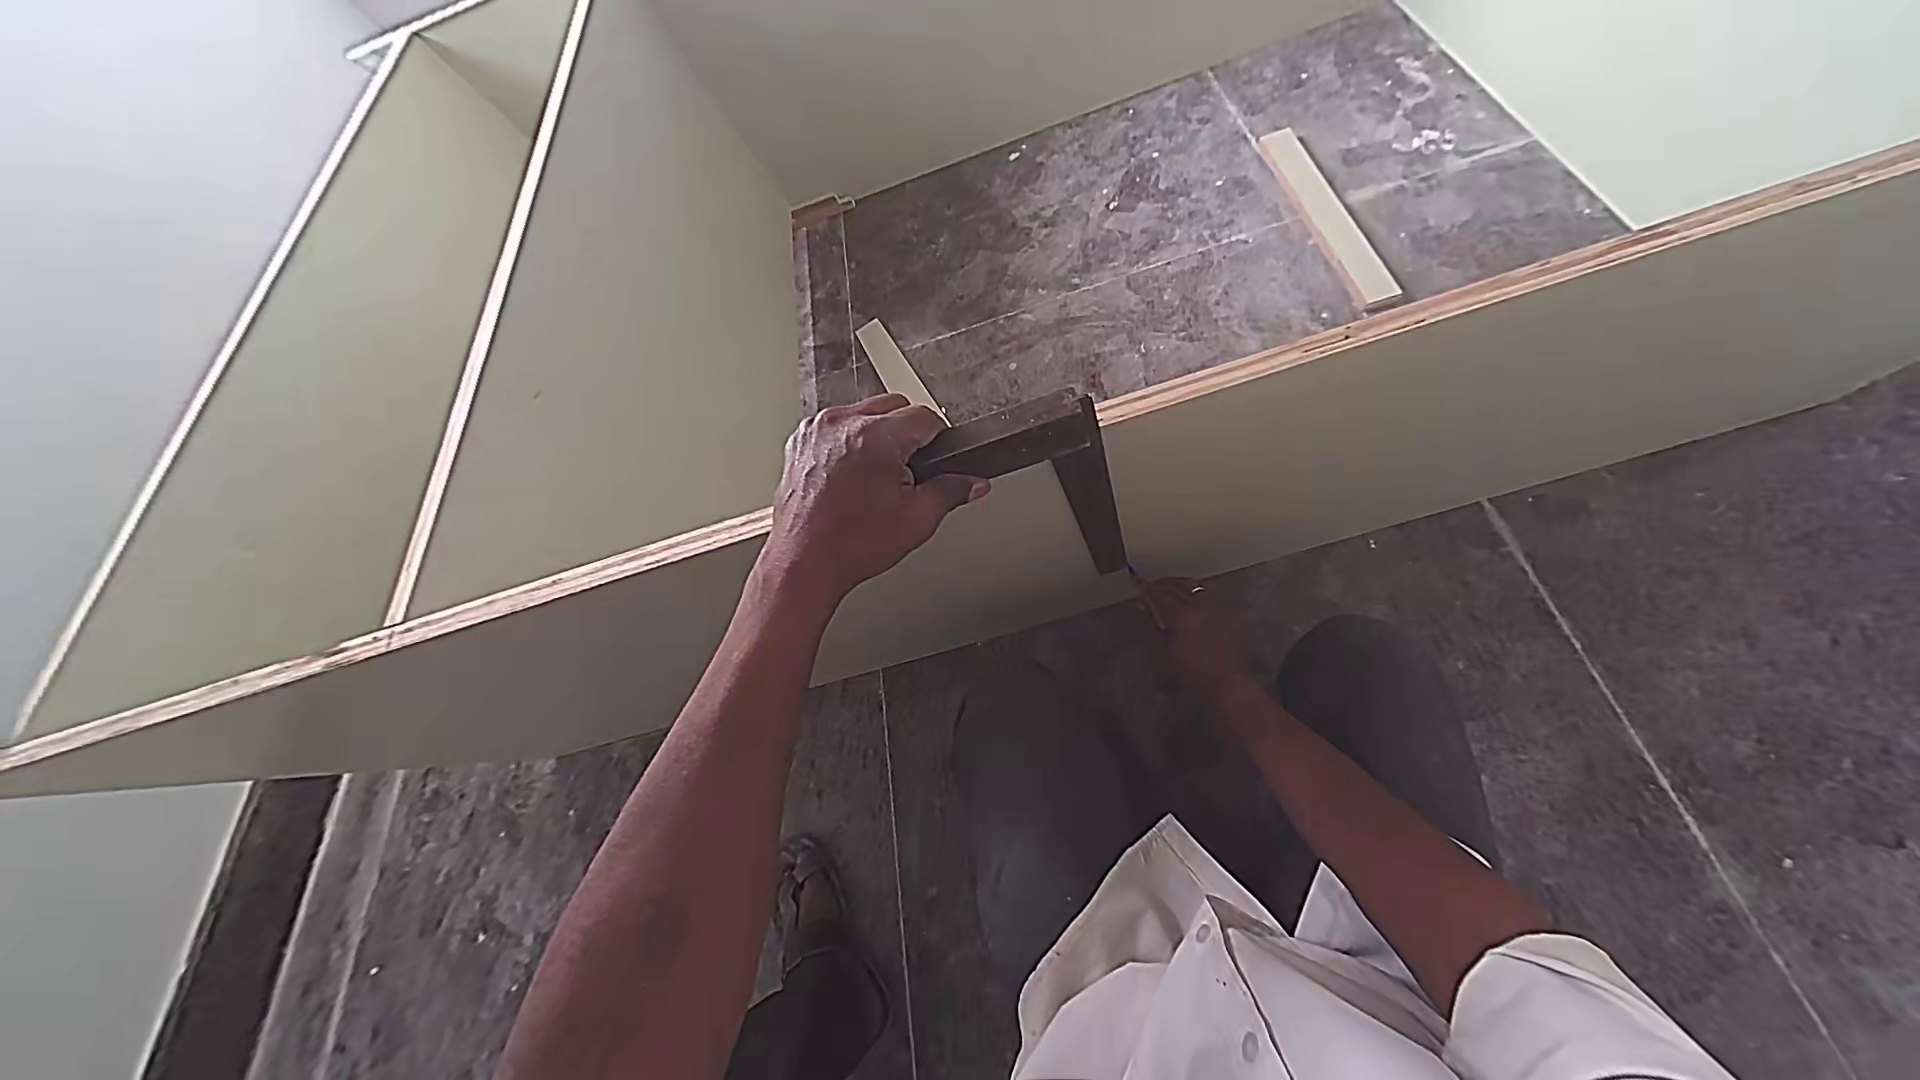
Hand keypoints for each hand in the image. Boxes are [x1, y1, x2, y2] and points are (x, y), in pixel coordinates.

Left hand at [760, 394, 987, 608]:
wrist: (803, 563)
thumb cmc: (849, 546)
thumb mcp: (916, 520)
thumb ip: (951, 492)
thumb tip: (972, 483)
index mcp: (874, 438)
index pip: (925, 416)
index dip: (939, 440)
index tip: (936, 459)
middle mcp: (842, 425)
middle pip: (894, 406)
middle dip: (906, 435)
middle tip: (905, 475)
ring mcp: (817, 430)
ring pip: (865, 413)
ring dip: (877, 436)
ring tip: (874, 480)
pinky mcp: (802, 440)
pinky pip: (838, 427)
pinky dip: (849, 443)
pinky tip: (851, 479)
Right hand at [1136, 577, 1255, 702]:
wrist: (1226, 683)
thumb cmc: (1190, 672)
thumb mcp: (1163, 650)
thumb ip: (1150, 623)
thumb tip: (1141, 602)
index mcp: (1181, 615)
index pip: (1159, 593)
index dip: (1147, 586)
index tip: (1138, 581)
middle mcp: (1200, 606)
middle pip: (1178, 585)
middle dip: (1163, 582)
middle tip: (1153, 584)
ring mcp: (1218, 608)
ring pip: (1197, 586)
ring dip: (1182, 584)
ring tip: (1173, 588)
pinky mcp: (1231, 614)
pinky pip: (1212, 597)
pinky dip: (1199, 594)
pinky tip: (1195, 602)